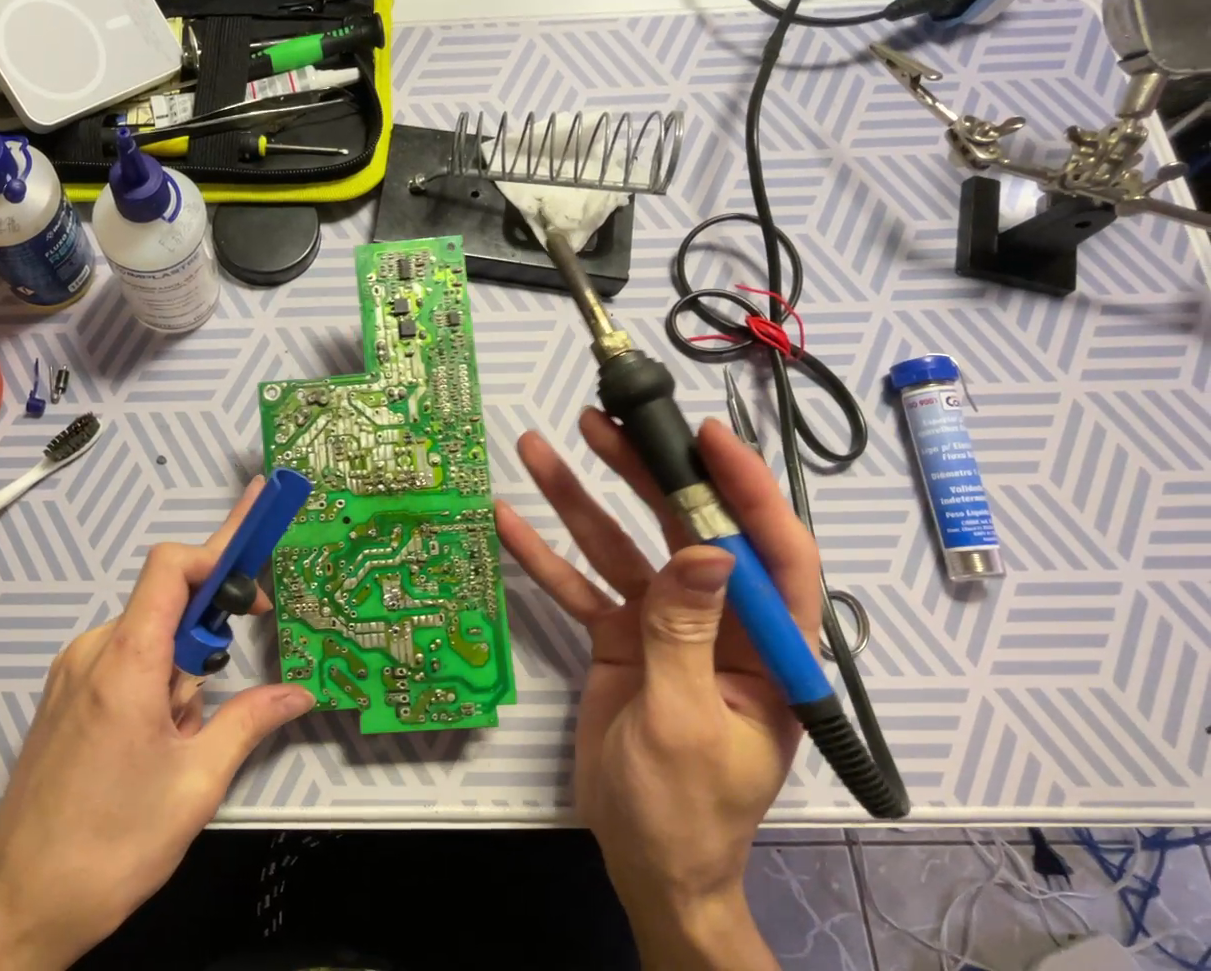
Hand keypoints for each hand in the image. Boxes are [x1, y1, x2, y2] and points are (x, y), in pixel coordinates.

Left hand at [0, 478, 315, 970]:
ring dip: (177, 680)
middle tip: (210, 711)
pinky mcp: (64, 694)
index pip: (172, 567)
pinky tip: (148, 749)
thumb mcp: (197, 783)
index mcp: (126, 660)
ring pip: (148, 644)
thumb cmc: (114, 842)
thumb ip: (249, 722)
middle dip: (204, 647)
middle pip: (167, 610)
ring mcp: (73, 672)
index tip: (259, 546)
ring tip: (171, 752)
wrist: (22, 897)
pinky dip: (151, 688)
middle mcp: (94, 650)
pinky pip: (123, 665)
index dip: (220, 546)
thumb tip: (298, 692)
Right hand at [496, 411, 822, 968]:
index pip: (771, 551)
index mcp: (766, 644)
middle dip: (645, 473)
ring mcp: (662, 624)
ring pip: (622, 547)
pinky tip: (507, 523)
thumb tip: (704, 551)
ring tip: (541, 449)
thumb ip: (688, 634)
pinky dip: (545, 557)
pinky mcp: (618, 638)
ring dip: (580, 500)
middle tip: (602, 421)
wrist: (646, 856)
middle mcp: (718, 620)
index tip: (704, 436)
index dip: (744, 488)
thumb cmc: (690, 806)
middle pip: (684, 530)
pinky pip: (580, 587)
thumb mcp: (688, 721)